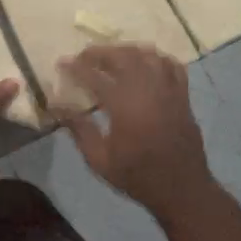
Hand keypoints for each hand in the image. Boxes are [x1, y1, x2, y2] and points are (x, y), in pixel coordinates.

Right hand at [59, 45, 217, 220]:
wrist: (182, 190)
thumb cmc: (137, 176)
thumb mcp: (99, 160)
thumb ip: (79, 129)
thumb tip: (57, 106)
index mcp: (124, 107)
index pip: (94, 76)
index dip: (75, 67)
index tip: (61, 63)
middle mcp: (147, 92)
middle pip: (122, 57)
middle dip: (99, 52)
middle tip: (83, 57)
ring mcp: (168, 92)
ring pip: (148, 56)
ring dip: (127, 51)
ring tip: (112, 56)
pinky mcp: (183, 97)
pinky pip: (173, 66)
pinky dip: (157, 59)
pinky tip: (146, 63)